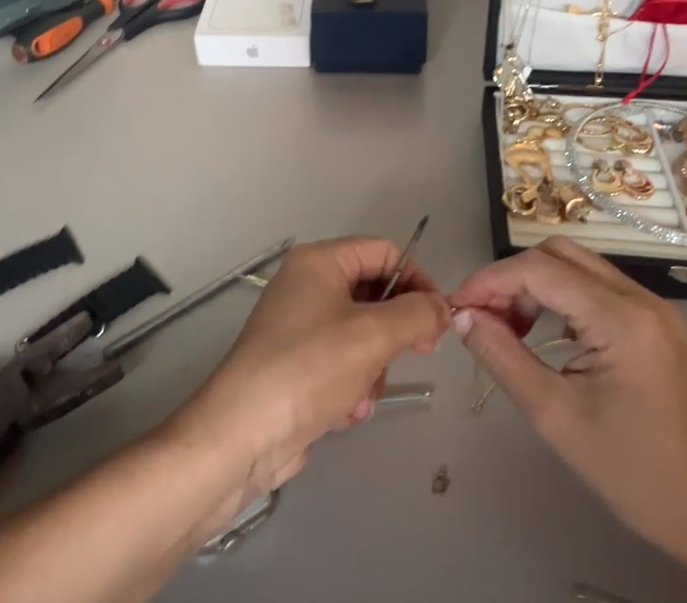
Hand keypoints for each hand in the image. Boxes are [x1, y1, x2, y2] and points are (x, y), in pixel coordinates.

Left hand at [170, 236, 449, 502]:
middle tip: (415, 354)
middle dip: (395, 332)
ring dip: (373, 368)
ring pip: (364, 335)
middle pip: (375, 294)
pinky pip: (343, 365)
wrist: (245, 433)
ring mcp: (300, 327)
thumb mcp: (373, 334)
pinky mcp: (298, 365)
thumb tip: (442, 307)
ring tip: (362, 393)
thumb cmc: (308, 369)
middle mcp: (307, 286)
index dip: (416, 280)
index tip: (438, 318)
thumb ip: (417, 314)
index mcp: (319, 262)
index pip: (384, 252)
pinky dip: (352, 387)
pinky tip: (344, 411)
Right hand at [448, 236, 686, 550]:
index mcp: (621, 319)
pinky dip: (560, 296)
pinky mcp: (654, 322)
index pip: (540, 270)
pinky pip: (596, 287)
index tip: (457, 307)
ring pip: (577, 265)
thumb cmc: (626, 468)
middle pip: (559, 254)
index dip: (490, 280)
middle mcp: (642, 299)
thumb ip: (501, 356)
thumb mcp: (551, 413)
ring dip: (534, 284)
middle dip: (511, 277)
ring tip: (507, 327)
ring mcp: (653, 308)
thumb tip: (462, 317)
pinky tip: (543, 332)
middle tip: (482, 317)